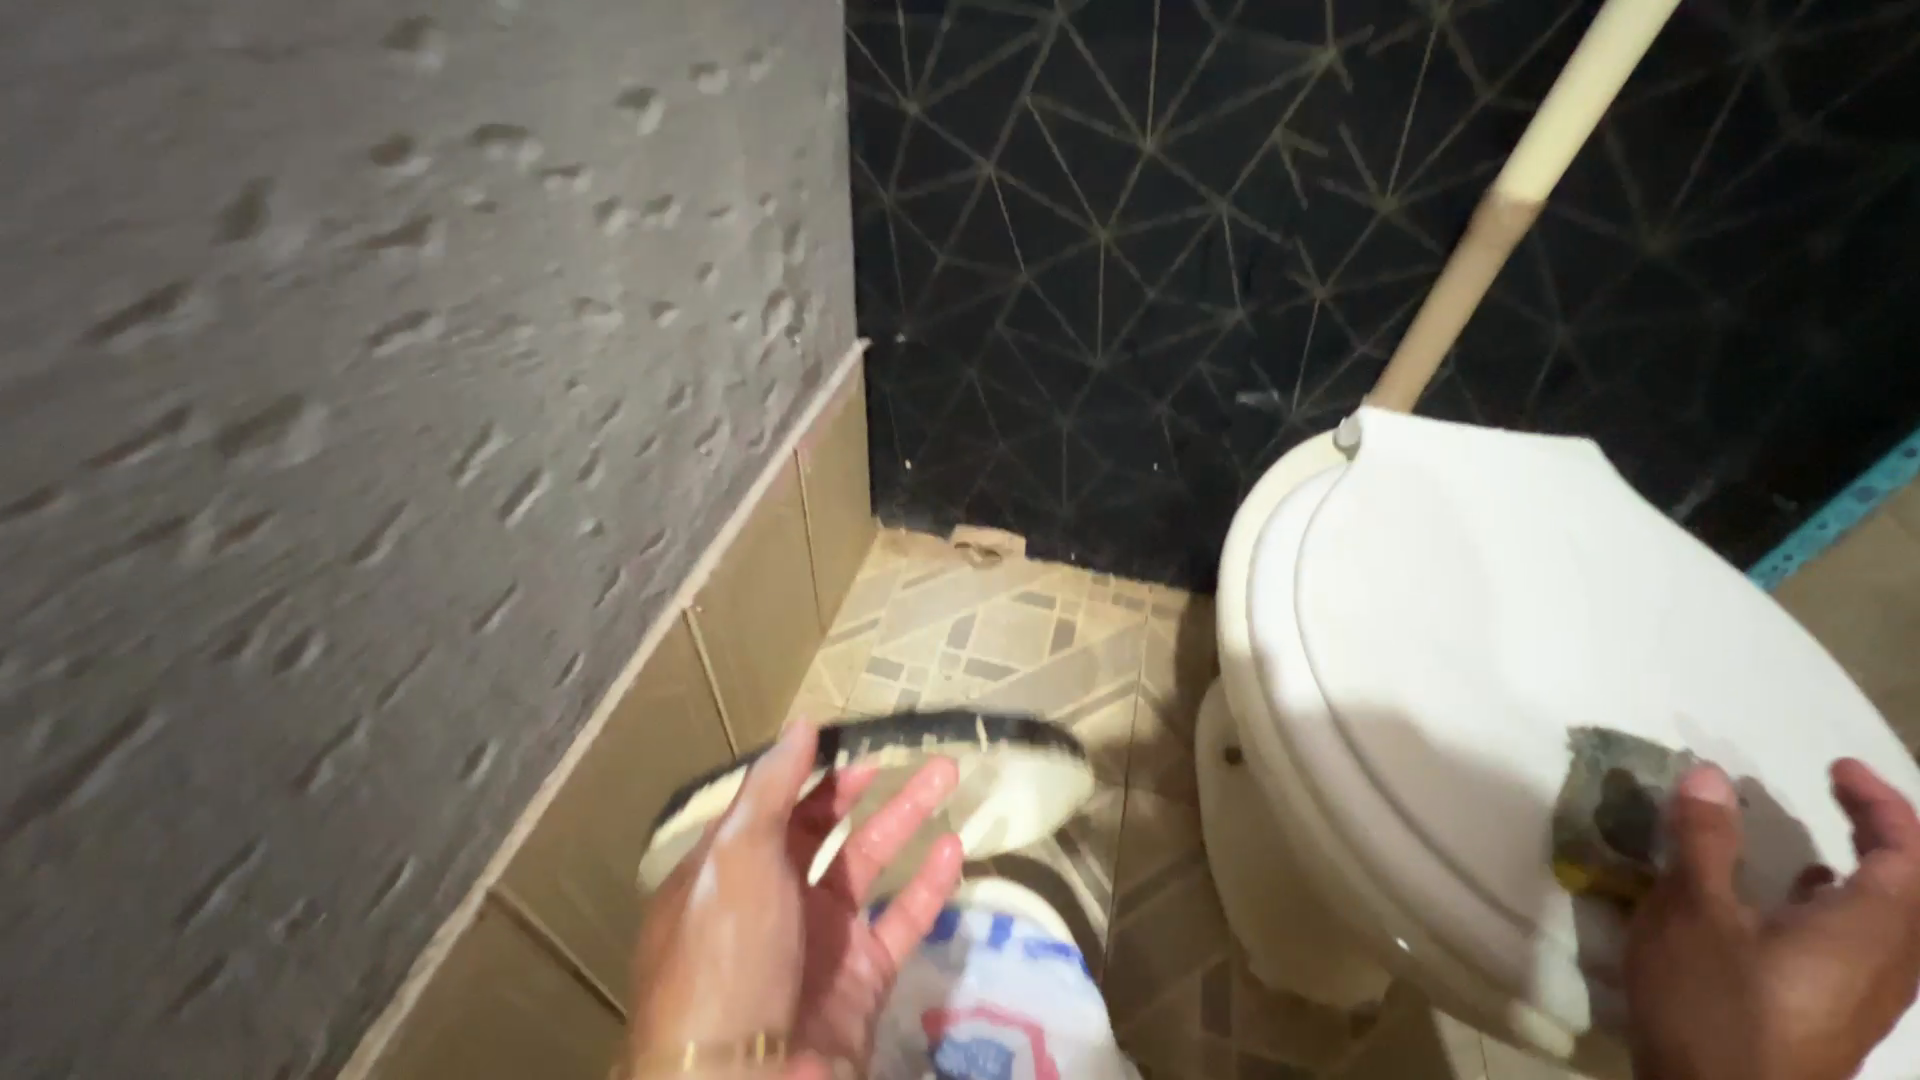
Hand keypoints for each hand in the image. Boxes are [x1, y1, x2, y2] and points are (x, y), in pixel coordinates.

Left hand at [626, 720, 964, 1078]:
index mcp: (730, 870)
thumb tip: (801, 725)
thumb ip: (771, 787)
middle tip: (902, 753)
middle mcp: (773, 899)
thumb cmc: (728, 953)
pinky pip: (901, 919)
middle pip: (823, 828)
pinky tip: (954, 848)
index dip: (806, 769)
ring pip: (870, 863)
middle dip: (861, 787)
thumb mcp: (736, 857)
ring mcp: (820, 939)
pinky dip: (928, 884)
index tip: (846, 735)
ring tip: (947, 775)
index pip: (771, 805)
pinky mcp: (862, 977)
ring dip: (907, 818)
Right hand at [1624, 759, 1919, 1079]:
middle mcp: (1889, 958)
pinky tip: (1797, 897)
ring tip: (1820, 836)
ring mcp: (1867, 988)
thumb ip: (1706, 841)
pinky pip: (1867, 936)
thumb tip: (1709, 773)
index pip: (1911, 856)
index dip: (1882, 804)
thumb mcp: (1694, 911)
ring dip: (1871, 865)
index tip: (1835, 767)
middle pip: (1917, 887)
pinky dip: (1846, 900)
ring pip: (1896, 915)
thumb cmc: (1715, 999)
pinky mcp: (1838, 1004)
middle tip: (1839, 791)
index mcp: (1869, 930)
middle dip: (1888, 831)